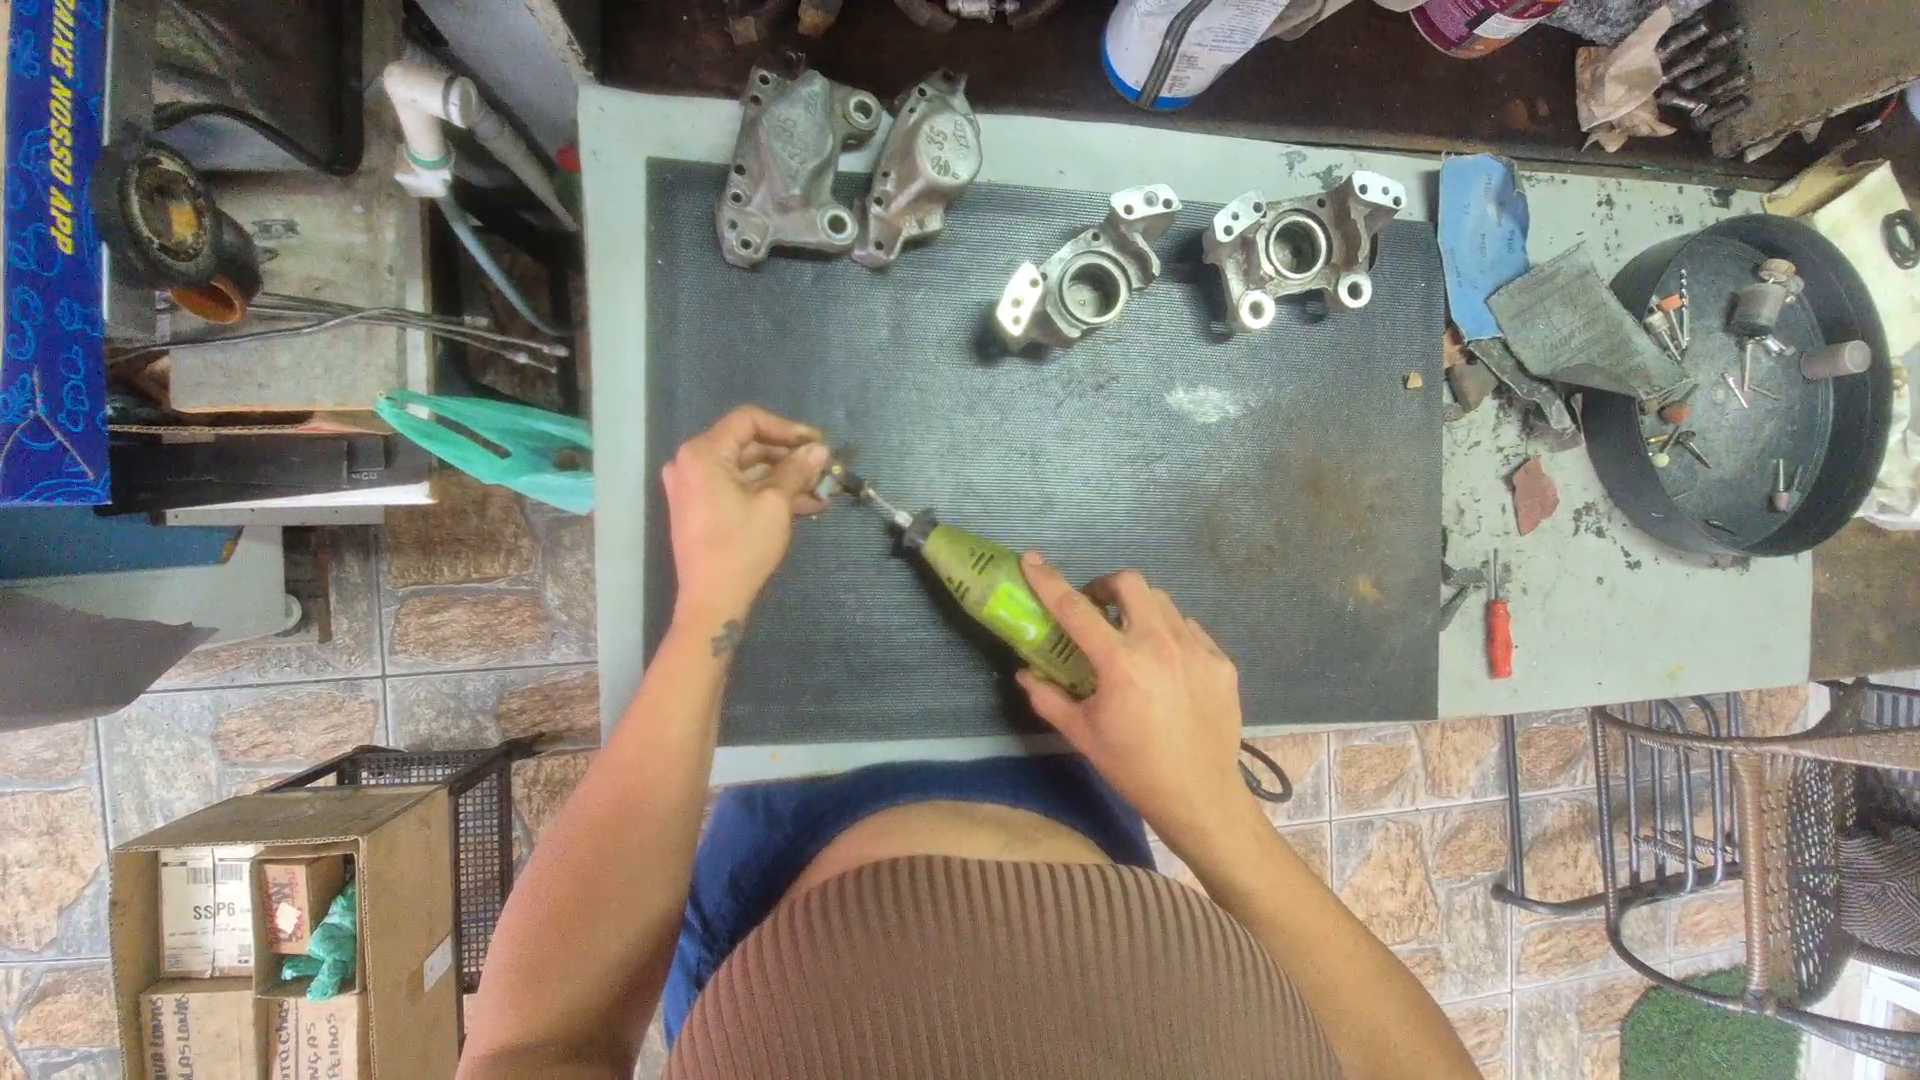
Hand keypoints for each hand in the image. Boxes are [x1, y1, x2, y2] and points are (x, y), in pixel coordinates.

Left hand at [660, 405, 828, 628]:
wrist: (712, 601)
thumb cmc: (741, 547)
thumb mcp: (775, 504)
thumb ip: (796, 470)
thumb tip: (820, 450)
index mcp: (702, 453)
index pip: (748, 421)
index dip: (787, 428)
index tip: (817, 443)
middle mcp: (691, 463)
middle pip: (748, 446)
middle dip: (789, 457)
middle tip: (824, 468)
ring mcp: (695, 488)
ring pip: (747, 471)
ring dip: (785, 478)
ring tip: (822, 491)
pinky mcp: (702, 508)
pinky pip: (739, 490)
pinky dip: (768, 494)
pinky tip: (806, 506)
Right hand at [1017, 553, 1258, 854]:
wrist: (1201, 797)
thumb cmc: (1134, 767)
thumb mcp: (1082, 734)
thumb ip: (1048, 698)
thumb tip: (1025, 673)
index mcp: (1120, 662)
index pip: (1075, 608)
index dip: (1049, 580)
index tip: (1032, 559)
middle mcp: (1160, 644)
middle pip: (1130, 582)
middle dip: (1106, 586)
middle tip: (1095, 608)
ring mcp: (1197, 649)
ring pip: (1162, 602)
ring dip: (1138, 609)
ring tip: (1131, 638)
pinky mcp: (1221, 661)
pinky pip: (1189, 628)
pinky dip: (1168, 632)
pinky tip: (1164, 664)